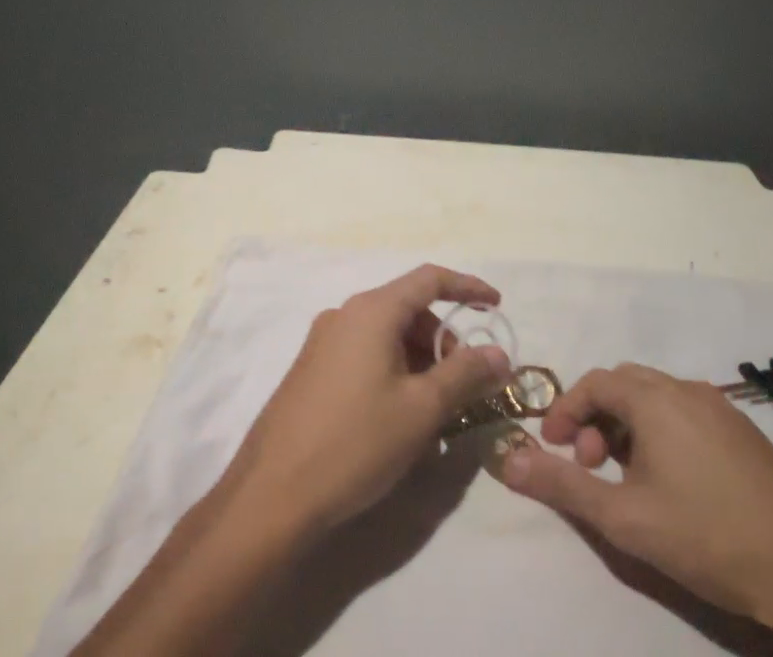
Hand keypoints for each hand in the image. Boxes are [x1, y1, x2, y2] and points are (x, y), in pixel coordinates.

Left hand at [222, 264, 512, 535]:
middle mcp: (343, 316)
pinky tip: (400, 418)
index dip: (467, 288)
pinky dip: (393, 374)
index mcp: (370, 312)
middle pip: (408, 310)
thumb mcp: (422, 409)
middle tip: (465, 385)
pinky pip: (364, 357)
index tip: (497, 307)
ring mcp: (321, 344)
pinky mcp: (311, 372)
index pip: (428, 279)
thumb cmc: (356, 442)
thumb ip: (465, 374)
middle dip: (444, 341)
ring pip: (386, 337)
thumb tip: (498, 353)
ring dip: (419, 363)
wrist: (275, 493)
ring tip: (434, 411)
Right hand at [499, 364, 772, 617]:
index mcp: (658, 400)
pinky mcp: (749, 438)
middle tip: (589, 465)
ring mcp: (726, 413)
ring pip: (660, 401)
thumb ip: (561, 485)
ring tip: (626, 480)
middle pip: (627, 385)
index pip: (596, 382)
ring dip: (629, 428)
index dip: (565, 410)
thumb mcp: (622, 517)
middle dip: (596, 418)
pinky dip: (662, 436)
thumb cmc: (707, 536)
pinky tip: (671, 486)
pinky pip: (689, 418)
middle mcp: (691, 393)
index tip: (553, 448)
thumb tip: (506, 460)